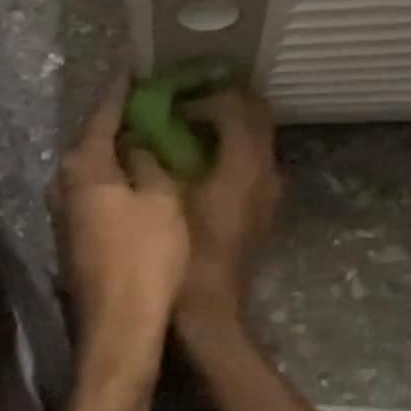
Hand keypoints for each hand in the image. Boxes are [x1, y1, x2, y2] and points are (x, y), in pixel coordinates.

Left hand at [54, 74, 188, 382]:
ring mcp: (63, 212)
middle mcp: (62, 182)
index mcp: (83, 164)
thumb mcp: (161, 200)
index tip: (137, 63)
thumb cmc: (145, 258)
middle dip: (121, 119)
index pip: (104, 110)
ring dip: (119, 152)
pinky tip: (139, 178)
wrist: (120, 327)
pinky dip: (116, 179)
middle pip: (94, 138)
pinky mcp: (72, 237)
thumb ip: (149, 162)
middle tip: (154, 100)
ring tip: (151, 135)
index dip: (124, 86)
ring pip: (94, 168)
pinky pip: (95, 192)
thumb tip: (139, 144)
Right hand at [176, 89, 280, 320]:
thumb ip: (154, 163)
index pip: (233, 105)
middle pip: (257, 113)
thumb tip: (140, 137)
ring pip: (260, 137)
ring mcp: (271, 191)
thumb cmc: (186, 257)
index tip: (172, 108)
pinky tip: (203, 162)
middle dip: (224, 101)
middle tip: (187, 104)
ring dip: (232, 125)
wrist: (213, 311)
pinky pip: (256, 161)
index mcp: (244, 164)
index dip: (201, 99)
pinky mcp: (264, 208)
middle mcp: (266, 171)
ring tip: (192, 129)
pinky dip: (235, 149)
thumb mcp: (163, 205)